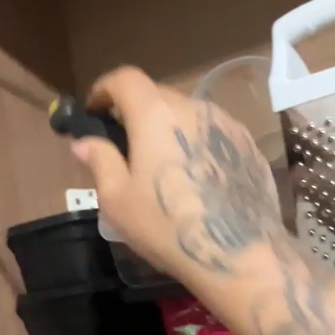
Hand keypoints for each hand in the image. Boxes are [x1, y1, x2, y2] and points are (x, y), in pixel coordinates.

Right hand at [70, 67, 286, 290]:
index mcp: (156, 114)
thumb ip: (100, 160)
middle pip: (158, 95)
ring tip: (163, 164)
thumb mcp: (118, 199)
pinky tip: (196, 179)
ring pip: (189, 115)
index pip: (125, 79)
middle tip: (125, 144)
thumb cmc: (167, 226)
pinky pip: (213, 134)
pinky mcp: (249, 146)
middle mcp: (194, 107)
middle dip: (137, 111)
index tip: (95, 109)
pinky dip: (197, 145)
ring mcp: (228, 125)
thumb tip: (85, 142)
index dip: (105, 88)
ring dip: (170, 129)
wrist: (240, 255)